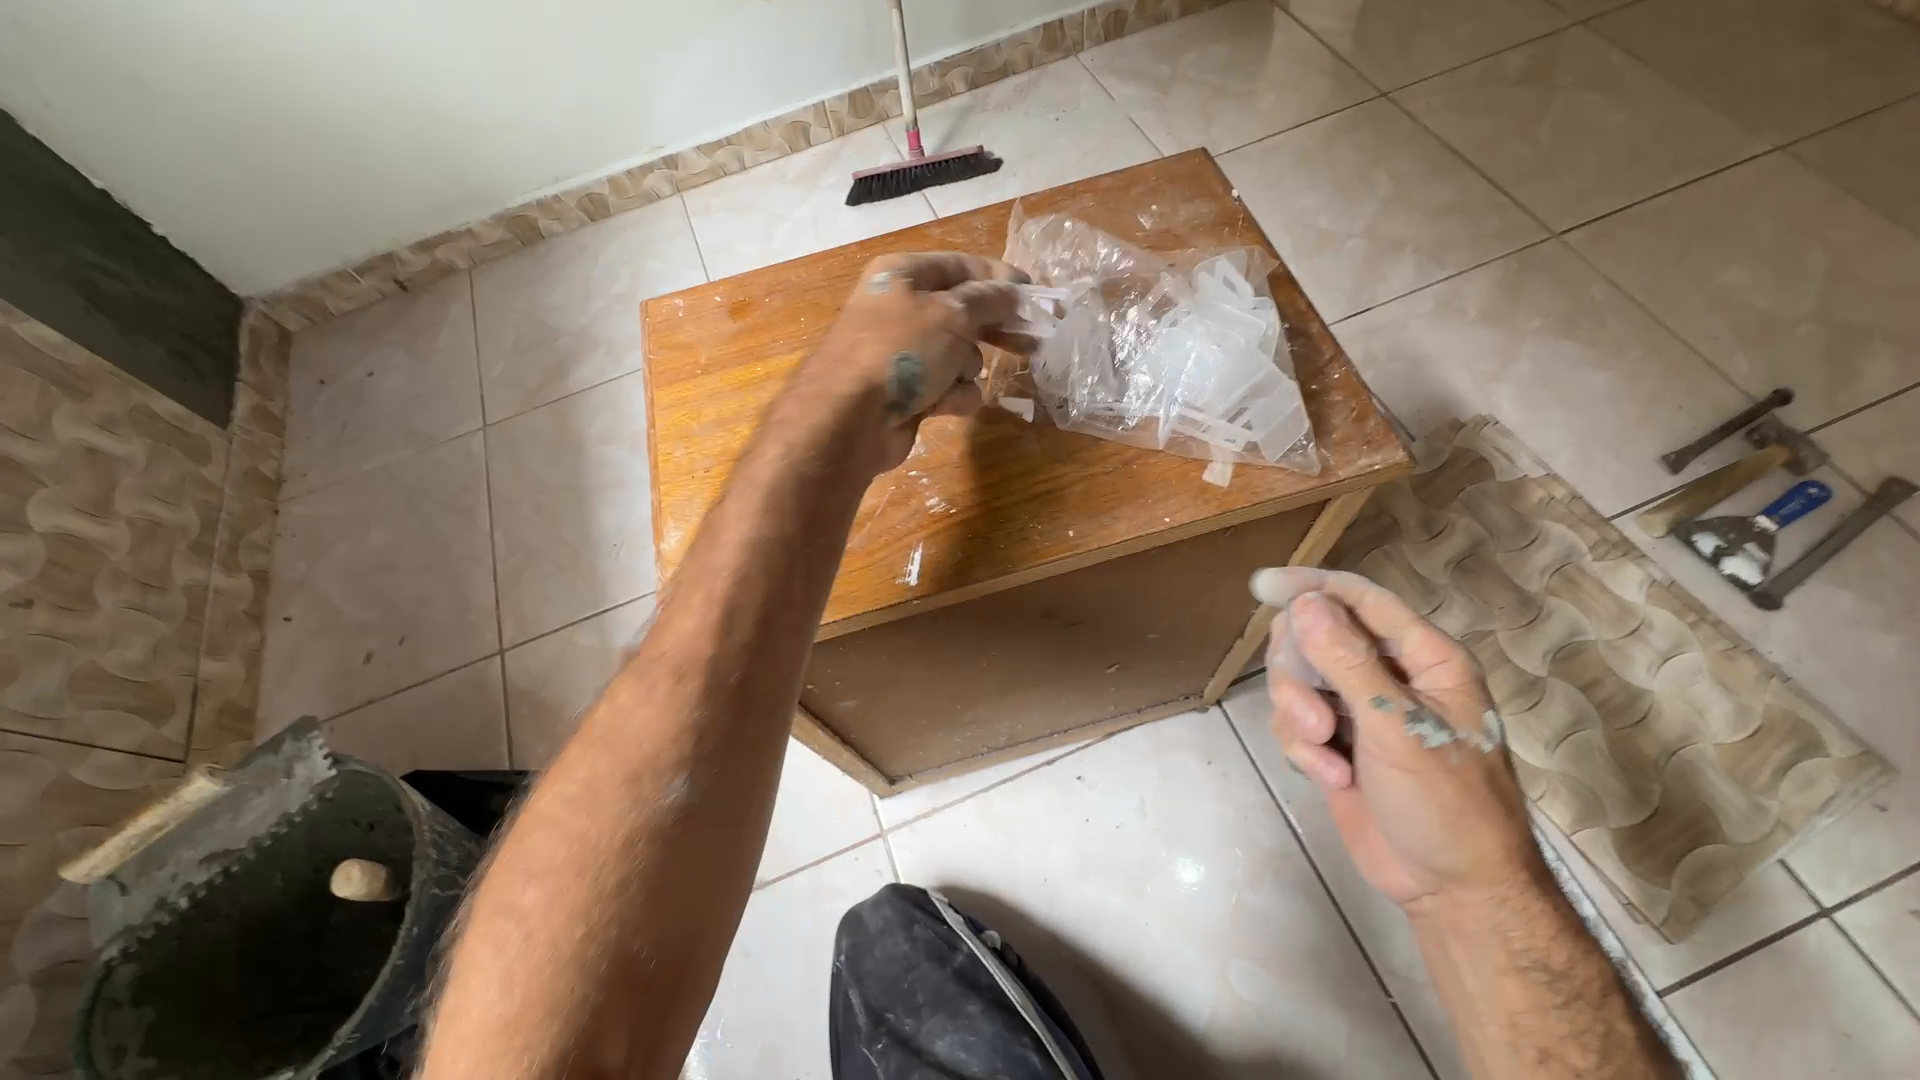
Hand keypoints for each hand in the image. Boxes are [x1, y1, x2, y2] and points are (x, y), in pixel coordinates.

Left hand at [806, 252, 1034, 471]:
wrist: (850, 418)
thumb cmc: (901, 350)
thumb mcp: (952, 314)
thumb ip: (990, 299)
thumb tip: (1014, 290)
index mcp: (903, 275)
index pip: (963, 267)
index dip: (1001, 279)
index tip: (1037, 297)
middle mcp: (900, 309)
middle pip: (963, 313)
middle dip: (995, 329)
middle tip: (1032, 341)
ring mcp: (903, 354)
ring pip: (959, 355)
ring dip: (967, 369)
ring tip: (955, 378)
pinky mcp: (907, 393)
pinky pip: (947, 387)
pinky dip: (952, 396)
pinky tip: (944, 404)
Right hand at [1252, 568, 1546, 911]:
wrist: (1452, 890)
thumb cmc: (1447, 805)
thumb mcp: (1397, 728)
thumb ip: (1347, 663)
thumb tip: (1304, 603)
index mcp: (1424, 658)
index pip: (1361, 599)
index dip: (1312, 587)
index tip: (1262, 586)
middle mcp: (1389, 675)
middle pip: (1315, 639)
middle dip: (1300, 676)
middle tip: (1308, 715)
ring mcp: (1360, 711)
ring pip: (1297, 682)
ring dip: (1298, 717)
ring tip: (1324, 757)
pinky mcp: (1336, 745)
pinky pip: (1294, 722)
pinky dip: (1302, 748)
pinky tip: (1329, 779)